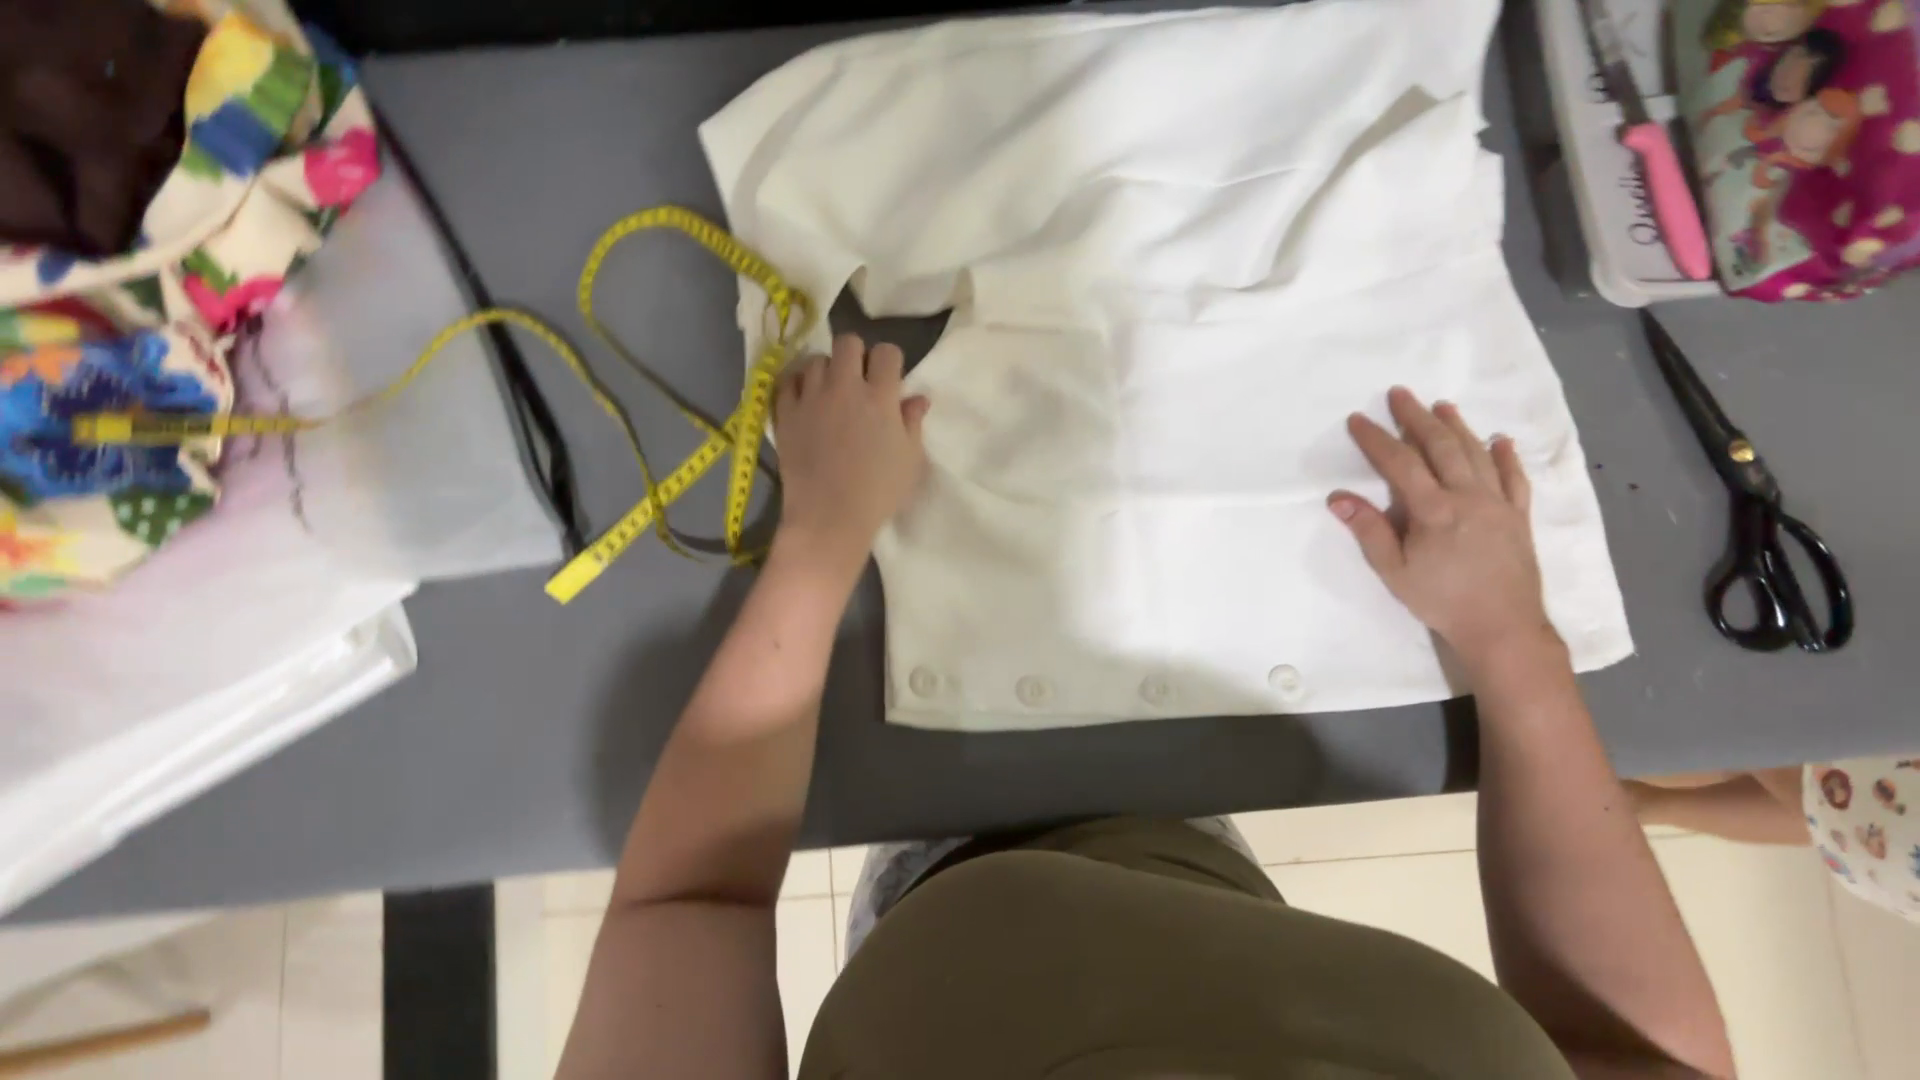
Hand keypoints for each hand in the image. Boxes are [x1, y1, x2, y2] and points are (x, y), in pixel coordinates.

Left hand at [771, 333, 929, 577]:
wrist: (830, 516)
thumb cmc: (878, 493)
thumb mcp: (910, 460)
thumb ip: (912, 423)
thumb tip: (917, 398)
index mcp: (880, 397)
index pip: (887, 353)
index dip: (890, 363)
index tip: (888, 380)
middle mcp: (845, 387)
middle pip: (848, 342)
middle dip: (856, 356)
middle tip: (858, 381)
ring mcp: (811, 397)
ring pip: (816, 360)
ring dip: (826, 371)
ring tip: (828, 393)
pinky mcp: (785, 412)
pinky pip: (787, 381)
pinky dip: (797, 385)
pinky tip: (805, 400)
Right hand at [1328, 387, 1559, 669]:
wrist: (1503, 627)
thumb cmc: (1442, 600)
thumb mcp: (1394, 571)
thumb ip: (1368, 531)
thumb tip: (1338, 497)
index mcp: (1434, 509)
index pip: (1400, 463)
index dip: (1376, 439)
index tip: (1358, 419)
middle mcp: (1468, 496)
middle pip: (1441, 446)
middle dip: (1417, 418)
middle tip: (1400, 394)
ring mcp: (1498, 504)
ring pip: (1477, 454)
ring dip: (1457, 427)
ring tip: (1441, 405)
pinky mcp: (1519, 517)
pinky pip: (1514, 479)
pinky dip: (1506, 457)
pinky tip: (1500, 441)